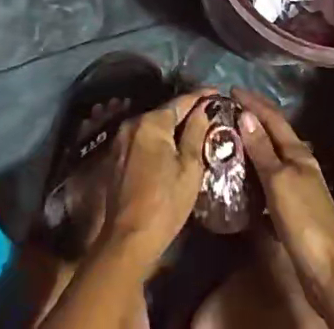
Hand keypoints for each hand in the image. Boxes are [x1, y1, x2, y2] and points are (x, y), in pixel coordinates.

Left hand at [97, 88, 214, 264]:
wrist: (127, 241)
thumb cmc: (165, 203)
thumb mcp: (190, 167)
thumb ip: (196, 132)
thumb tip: (203, 109)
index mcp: (151, 123)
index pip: (181, 101)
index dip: (201, 96)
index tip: (217, 93)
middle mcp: (133, 124)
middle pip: (165, 112)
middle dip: (187, 111)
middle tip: (209, 112)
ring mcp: (121, 141)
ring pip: (153, 126)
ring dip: (172, 126)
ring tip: (194, 128)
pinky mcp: (116, 158)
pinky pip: (143, 139)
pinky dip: (159, 139)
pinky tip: (172, 146)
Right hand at [232, 88, 333, 282]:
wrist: (327, 269)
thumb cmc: (303, 221)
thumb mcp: (279, 181)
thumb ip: (263, 150)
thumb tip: (246, 115)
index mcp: (298, 153)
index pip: (273, 119)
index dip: (254, 103)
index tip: (231, 90)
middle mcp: (299, 164)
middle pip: (274, 134)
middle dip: (253, 119)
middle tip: (227, 110)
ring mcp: (297, 186)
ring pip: (271, 157)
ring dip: (252, 145)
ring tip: (229, 140)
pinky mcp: (291, 209)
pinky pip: (268, 181)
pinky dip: (254, 172)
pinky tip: (241, 179)